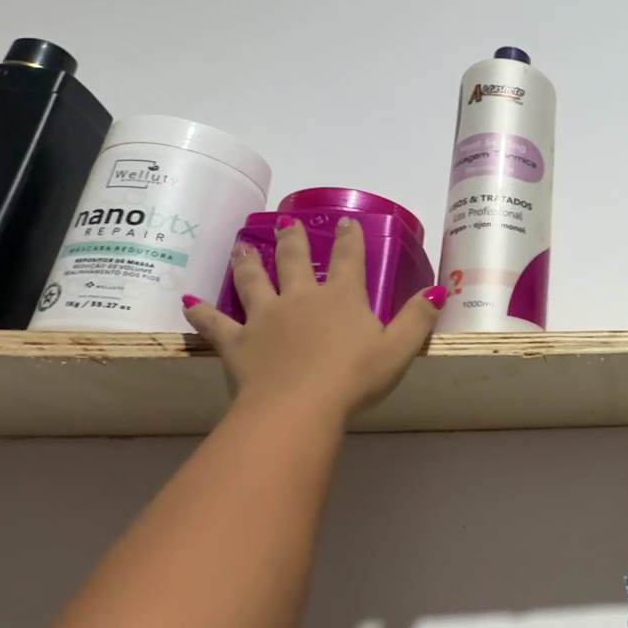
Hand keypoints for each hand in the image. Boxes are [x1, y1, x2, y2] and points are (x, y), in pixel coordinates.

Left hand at [181, 216, 444, 419]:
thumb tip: (438, 290)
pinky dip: (201, 312)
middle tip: (287, 222)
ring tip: (241, 245)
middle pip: (295, 261)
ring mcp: (265, 318)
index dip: (350, 239)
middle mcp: (302, 298)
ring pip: (253, 282)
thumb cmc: (355, 378)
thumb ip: (418, 318)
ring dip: (247, 262)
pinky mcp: (238, 342)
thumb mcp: (399, 349)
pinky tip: (188, 302)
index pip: (349, 259)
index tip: (346, 220)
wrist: (299, 406)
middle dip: (293, 239)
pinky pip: (216, 323)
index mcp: (342, 298)